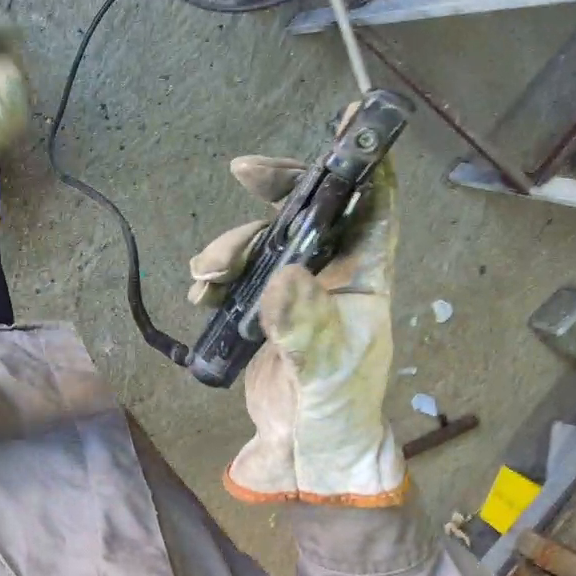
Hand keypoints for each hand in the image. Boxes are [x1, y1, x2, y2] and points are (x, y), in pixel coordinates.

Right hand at [187, 140, 402, 505]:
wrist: (306, 451)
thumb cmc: (338, 409)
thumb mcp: (327, 370)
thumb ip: (305, 327)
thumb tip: (282, 277)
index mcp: (365, 280)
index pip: (374, 210)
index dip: (365, 165)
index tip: (344, 124)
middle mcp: (331, 275)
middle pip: (307, 212)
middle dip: (277, 187)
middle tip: (243, 170)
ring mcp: (294, 290)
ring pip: (263, 242)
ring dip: (231, 246)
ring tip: (206, 275)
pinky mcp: (260, 308)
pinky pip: (235, 275)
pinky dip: (214, 277)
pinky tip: (200, 295)